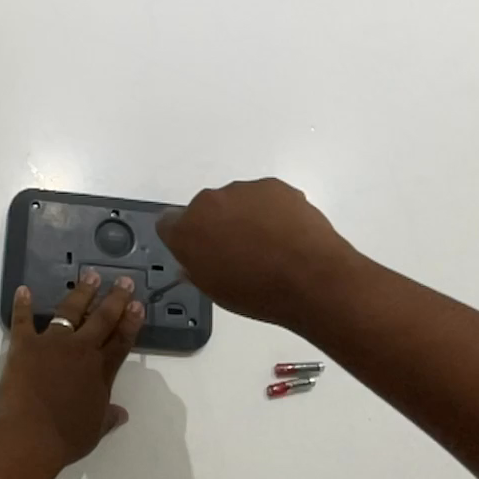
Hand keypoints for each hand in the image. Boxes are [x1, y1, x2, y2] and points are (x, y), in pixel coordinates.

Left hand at [0, 269, 143, 467]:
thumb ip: (107, 417)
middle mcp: (80, 350)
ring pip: (70, 310)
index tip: (138, 305)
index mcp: (100, 371)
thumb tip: (122, 414)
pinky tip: (23, 290)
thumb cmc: (65, 438)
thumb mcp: (94, 431)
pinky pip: (23, 320)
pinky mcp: (25, 345)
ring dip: (81, 292)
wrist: (29, 436)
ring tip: (90, 276)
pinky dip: (22, 305)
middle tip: (124, 281)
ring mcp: (52, 344)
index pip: (121, 341)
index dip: (131, 322)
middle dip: (115, 298)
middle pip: (102, 319)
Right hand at [156, 178, 362, 327]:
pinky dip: (270, 210)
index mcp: (186, 230)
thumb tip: (194, 262)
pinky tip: (285, 234)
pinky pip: (263, 197)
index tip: (197, 251)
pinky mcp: (273, 185)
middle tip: (236, 252)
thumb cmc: (257, 292)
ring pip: (235, 201)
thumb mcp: (214, 290)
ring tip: (267, 245)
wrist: (311, 278)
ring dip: (243, 216)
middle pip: (204, 210)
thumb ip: (196, 268)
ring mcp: (242, 191)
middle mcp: (208, 203)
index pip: (168, 224)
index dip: (182, 238)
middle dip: (215, 226)